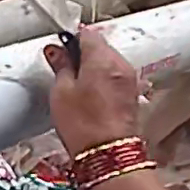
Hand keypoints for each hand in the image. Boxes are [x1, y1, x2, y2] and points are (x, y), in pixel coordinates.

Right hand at [43, 28, 141, 153]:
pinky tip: (91, 96)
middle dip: (83, 54)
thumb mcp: (61, 92)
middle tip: (65, 70)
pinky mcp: (132, 95)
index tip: (60, 51)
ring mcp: (130, 80)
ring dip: (94, 68)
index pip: (87, 34)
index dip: (71, 39)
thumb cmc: (83, 125)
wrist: (108, 155)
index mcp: (103, 59)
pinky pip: (116, 77)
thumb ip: (60, 66)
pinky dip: (104, 80)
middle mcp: (121, 65)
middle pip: (101, 46)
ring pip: (109, 62)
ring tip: (77, 87)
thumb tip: (56, 51)